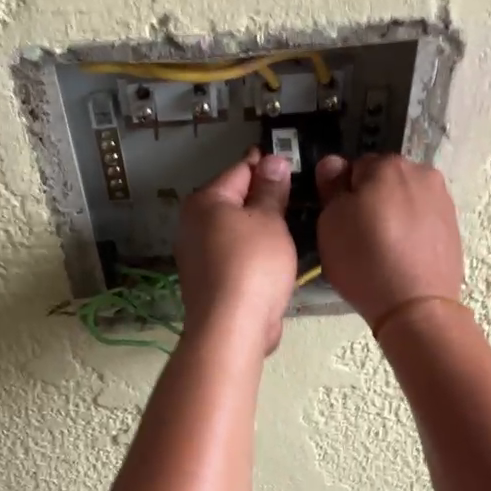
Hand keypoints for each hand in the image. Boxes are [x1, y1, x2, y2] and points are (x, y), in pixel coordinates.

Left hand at [175, 151, 298, 353]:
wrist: (231, 328)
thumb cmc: (252, 265)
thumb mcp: (270, 220)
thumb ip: (272, 190)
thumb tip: (274, 162)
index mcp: (204, 201)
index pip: (240, 169)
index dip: (267, 164)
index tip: (292, 162)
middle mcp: (193, 225)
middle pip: (234, 201)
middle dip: (262, 198)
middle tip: (297, 199)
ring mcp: (197, 256)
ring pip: (235, 231)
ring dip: (259, 229)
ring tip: (290, 230)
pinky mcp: (208, 283)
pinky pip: (235, 257)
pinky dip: (253, 254)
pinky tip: (274, 261)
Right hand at [314, 155, 462, 326]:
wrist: (415, 305)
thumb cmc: (365, 261)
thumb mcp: (330, 224)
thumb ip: (331, 188)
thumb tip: (333, 165)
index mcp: (387, 165)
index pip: (355, 167)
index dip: (343, 194)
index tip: (340, 220)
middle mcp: (421, 172)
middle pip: (385, 180)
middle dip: (372, 200)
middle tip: (359, 236)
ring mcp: (442, 199)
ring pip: (406, 200)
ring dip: (394, 214)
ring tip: (384, 248)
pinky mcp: (453, 226)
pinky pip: (423, 220)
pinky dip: (411, 231)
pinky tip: (403, 256)